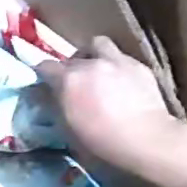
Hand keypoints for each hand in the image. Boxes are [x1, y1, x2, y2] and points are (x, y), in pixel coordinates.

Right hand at [36, 36, 186, 178]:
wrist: (144, 140)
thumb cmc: (97, 141)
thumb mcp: (64, 126)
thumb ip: (54, 104)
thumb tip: (47, 94)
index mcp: (68, 79)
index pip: (44, 66)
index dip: (42, 76)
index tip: (44, 86)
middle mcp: (91, 64)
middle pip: (71, 57)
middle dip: (68, 68)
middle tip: (71, 84)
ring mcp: (117, 61)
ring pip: (98, 45)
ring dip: (92, 55)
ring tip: (95, 72)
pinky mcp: (140, 66)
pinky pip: (120, 58)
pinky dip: (114, 67)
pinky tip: (119, 83)